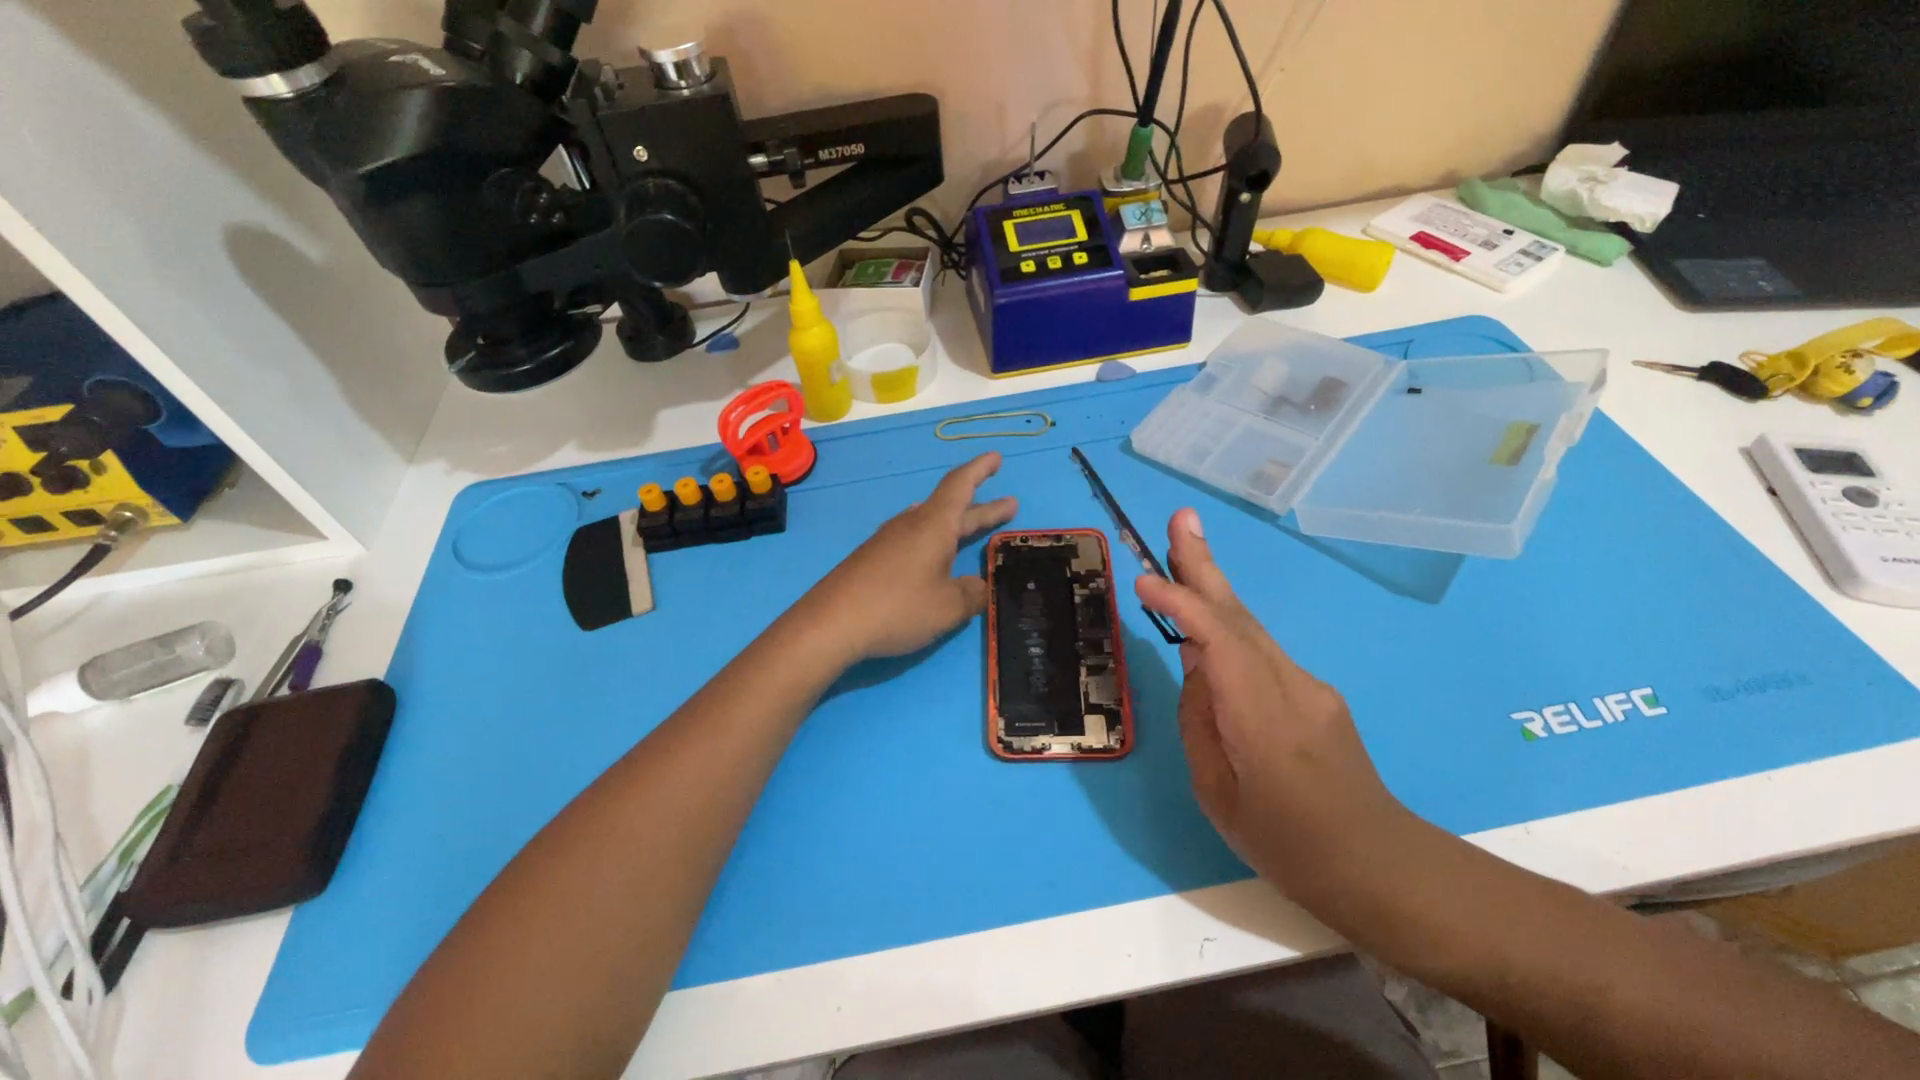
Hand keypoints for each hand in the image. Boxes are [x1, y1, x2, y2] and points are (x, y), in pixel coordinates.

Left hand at [799, 453, 1017, 663]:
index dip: (980, 470)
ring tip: (970, 525)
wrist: (831, 623)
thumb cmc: (897, 607)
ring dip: (954, 524)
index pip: (961, 486)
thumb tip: (980, 586)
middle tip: (1009, 505)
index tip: (996, 457)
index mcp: (934, 526)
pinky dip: (933, 542)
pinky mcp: (872, 560)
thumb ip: (972, 594)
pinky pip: (912, 540)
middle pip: (950, 507)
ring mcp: (888, 541)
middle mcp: (911, 525)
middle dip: (982, 508)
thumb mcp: (948, 607)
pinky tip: (931, 555)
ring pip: (929, 523)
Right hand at [1135, 508, 1414, 908]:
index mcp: (1264, 722)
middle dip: (1205, 566)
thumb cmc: (1286, 844)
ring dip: (1213, 587)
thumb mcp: (1218, 796)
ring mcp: (1310, 687)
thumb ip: (1200, 724)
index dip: (1184, 607)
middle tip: (1181, 518)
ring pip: (1251, 629)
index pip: (1220, 646)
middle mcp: (1292, 689)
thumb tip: (1196, 668)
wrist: (1375, 861)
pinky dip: (1227, 625)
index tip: (1143, 581)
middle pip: (1241, 618)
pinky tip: (1204, 620)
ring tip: (1182, 547)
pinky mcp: (1315, 693)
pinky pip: (1261, 651)